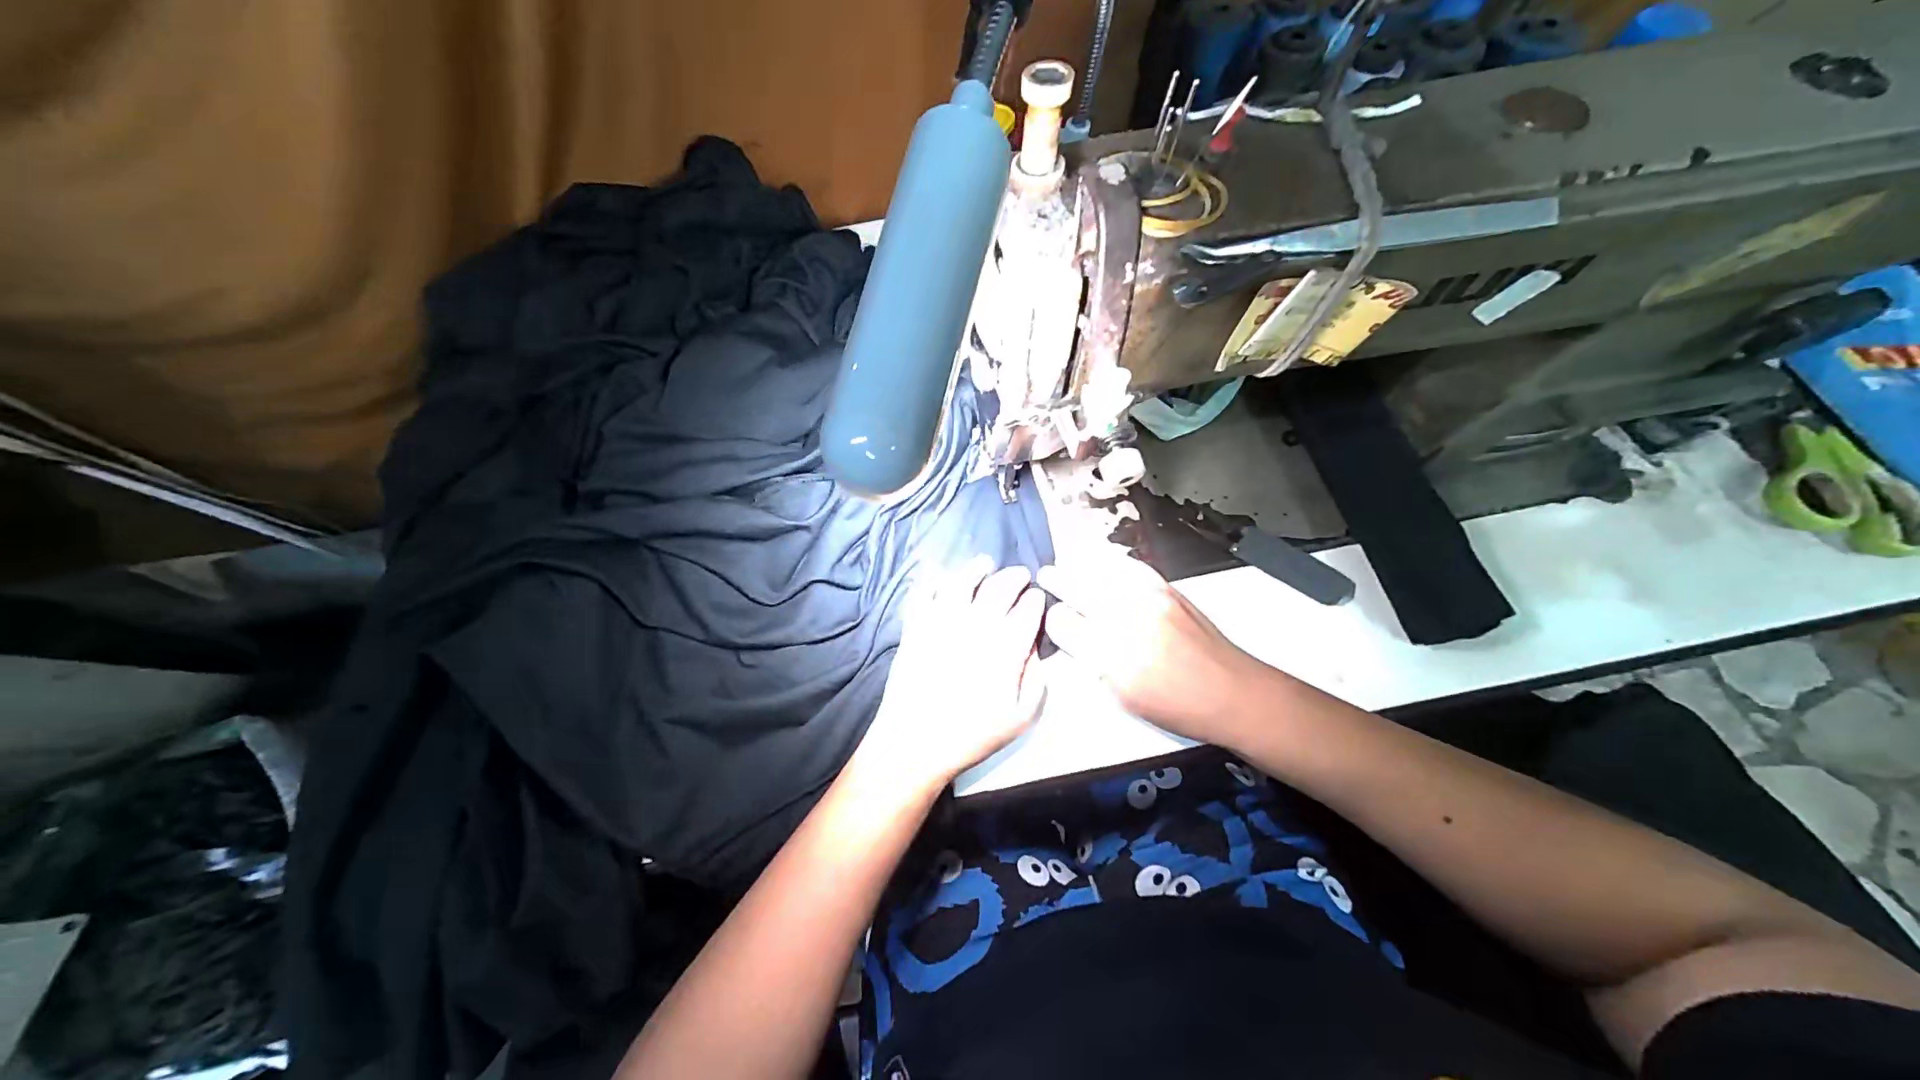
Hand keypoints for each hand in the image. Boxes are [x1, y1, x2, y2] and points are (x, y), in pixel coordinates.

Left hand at [852, 557, 1046, 799]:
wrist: (914, 742)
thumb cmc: (972, 734)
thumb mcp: (1022, 716)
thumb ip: (1036, 677)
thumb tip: (1034, 647)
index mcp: (1007, 645)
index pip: (1028, 608)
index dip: (1035, 600)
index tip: (1037, 598)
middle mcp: (976, 624)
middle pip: (1000, 587)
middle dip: (1014, 577)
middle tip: (1021, 576)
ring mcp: (942, 621)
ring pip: (962, 581)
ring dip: (977, 569)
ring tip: (984, 565)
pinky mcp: (916, 625)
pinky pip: (926, 591)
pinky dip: (936, 579)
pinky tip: (943, 578)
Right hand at [1036, 549, 1271, 743]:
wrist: (1233, 692)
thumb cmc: (1182, 705)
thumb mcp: (1124, 698)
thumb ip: (1093, 663)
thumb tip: (1075, 640)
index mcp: (1112, 654)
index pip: (1063, 622)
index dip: (1052, 620)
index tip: (1052, 621)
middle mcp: (1129, 619)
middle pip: (1077, 586)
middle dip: (1057, 581)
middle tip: (1046, 577)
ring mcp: (1149, 598)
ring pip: (1100, 569)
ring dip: (1081, 568)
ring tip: (1070, 569)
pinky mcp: (1166, 589)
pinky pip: (1128, 566)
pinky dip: (1111, 564)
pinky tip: (1104, 566)